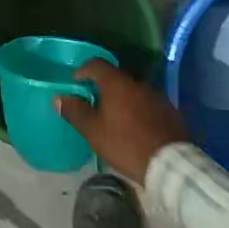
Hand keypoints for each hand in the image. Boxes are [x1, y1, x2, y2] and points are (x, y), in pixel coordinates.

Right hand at [56, 59, 188, 180]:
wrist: (169, 163)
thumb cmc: (125, 144)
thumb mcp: (94, 131)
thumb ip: (75, 112)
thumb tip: (59, 97)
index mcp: (117, 84)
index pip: (97, 64)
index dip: (83, 70)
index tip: (76, 83)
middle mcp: (138, 83)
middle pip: (116, 77)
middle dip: (103, 87)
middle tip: (93, 103)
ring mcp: (156, 96)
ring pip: (133, 91)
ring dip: (122, 99)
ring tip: (114, 117)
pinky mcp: (170, 110)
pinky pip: (148, 103)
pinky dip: (138, 109)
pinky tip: (135, 126)